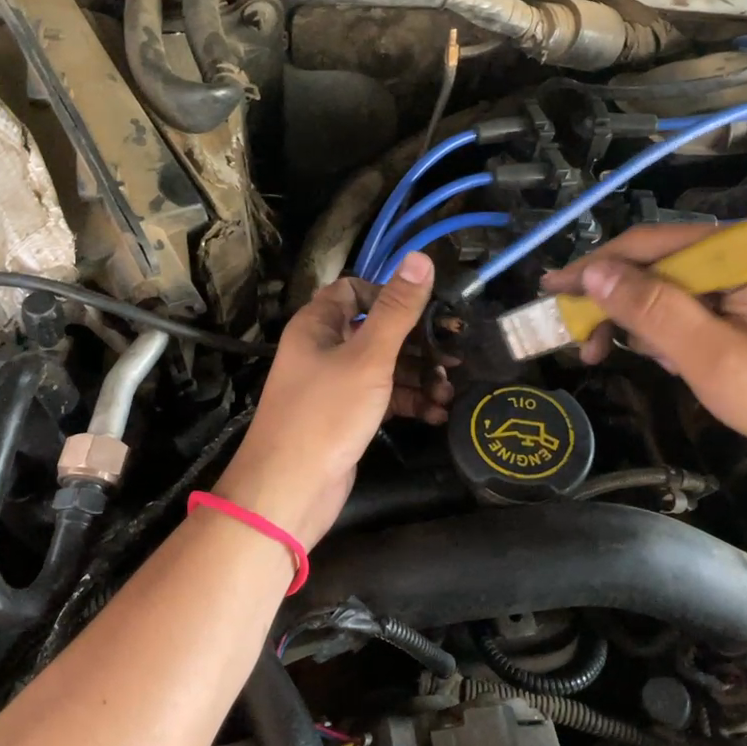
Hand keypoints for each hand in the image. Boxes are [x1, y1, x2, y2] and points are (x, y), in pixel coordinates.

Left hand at [215, 252, 446, 545]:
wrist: (290, 489)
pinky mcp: (346, 417)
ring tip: (450, 392)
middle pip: (377, 330)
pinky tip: (437, 413)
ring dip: (419, 376)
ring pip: (384, 367)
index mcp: (317, 325)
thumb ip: (397, 310)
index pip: (354, 290)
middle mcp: (323, 349)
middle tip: (456, 356)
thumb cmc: (325, 414)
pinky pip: (383, 398)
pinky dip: (408, 402)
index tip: (427, 310)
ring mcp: (334, 385)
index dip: (390, 294)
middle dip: (417, 343)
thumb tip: (419, 256)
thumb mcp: (368, 357)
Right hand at [542, 225, 746, 470]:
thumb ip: (652, 310)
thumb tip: (593, 273)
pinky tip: (668, 359)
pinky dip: (671, 329)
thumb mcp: (712, 358)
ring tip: (618, 357)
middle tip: (581, 342)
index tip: (550, 290)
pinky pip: (698, 303)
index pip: (651, 241)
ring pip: (674, 285)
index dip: (594, 266)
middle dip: (616, 301)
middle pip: (660, 262)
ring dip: (641, 320)